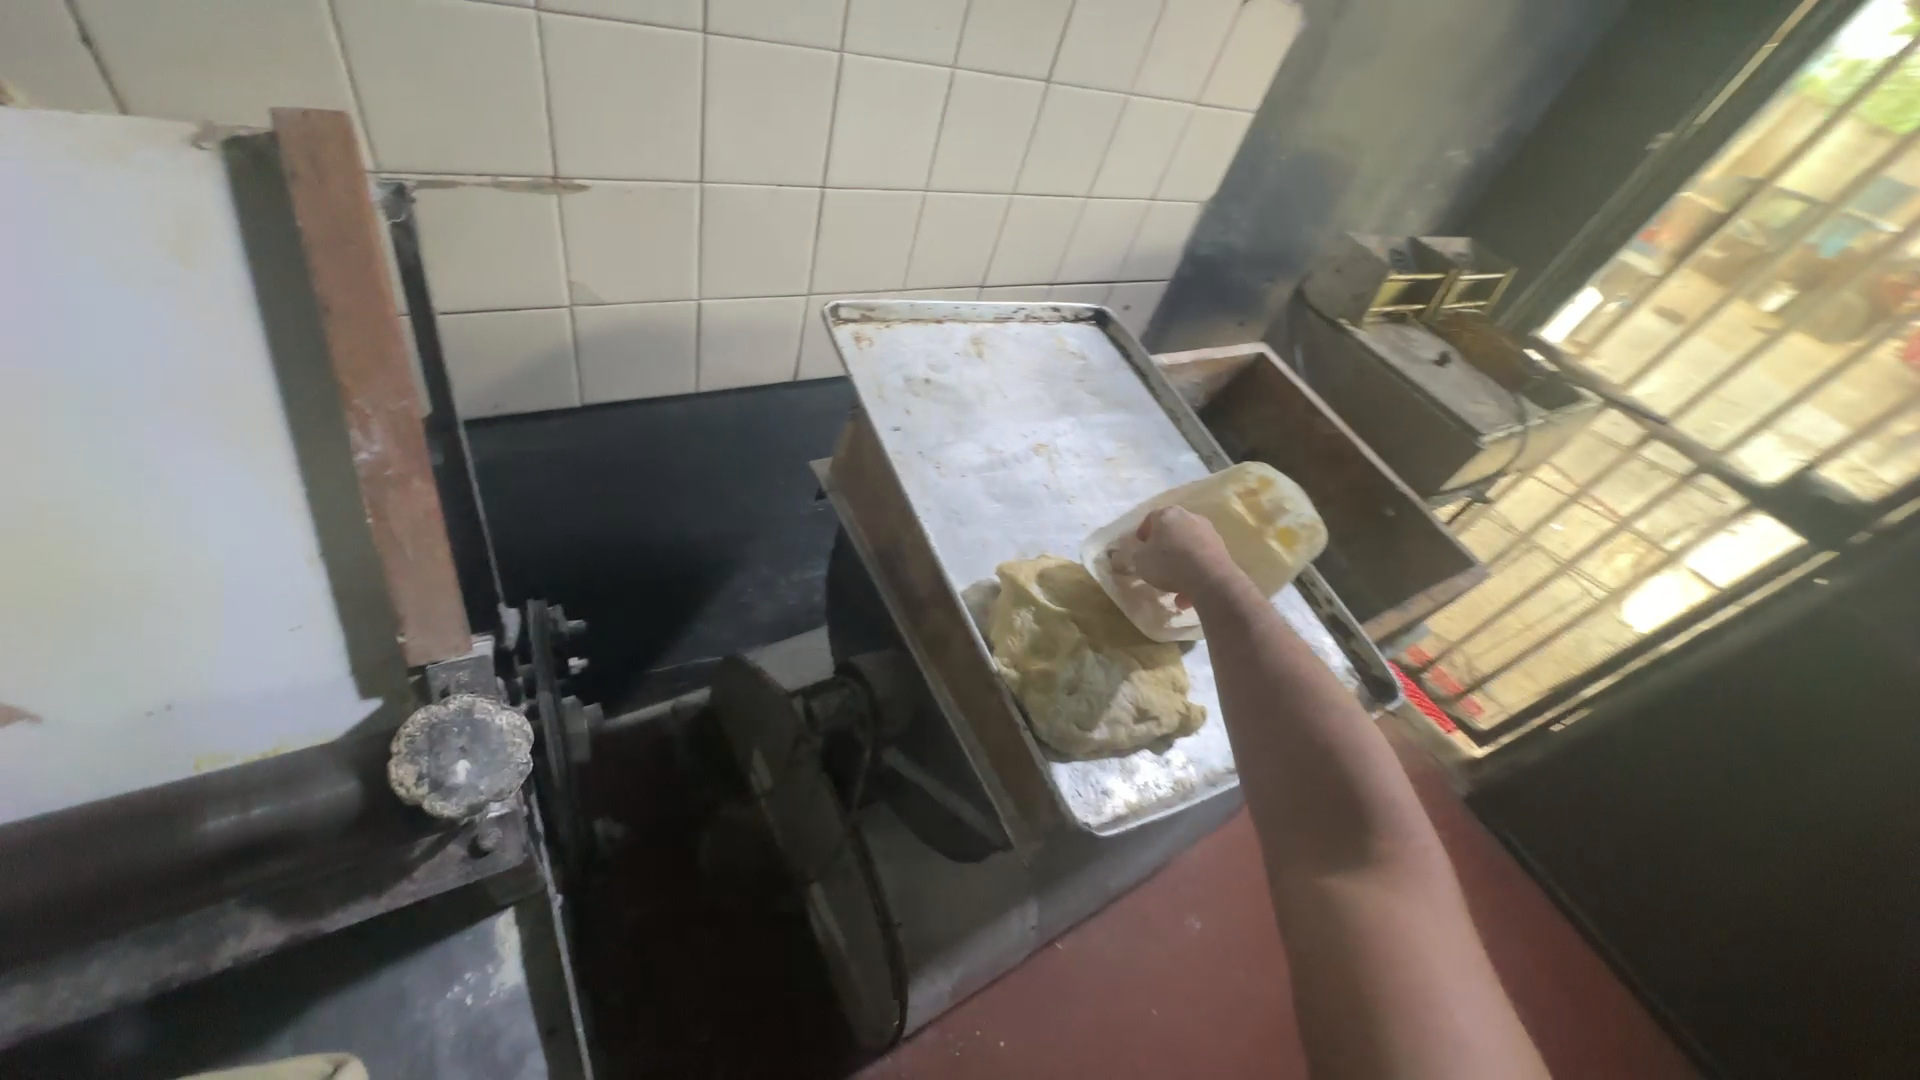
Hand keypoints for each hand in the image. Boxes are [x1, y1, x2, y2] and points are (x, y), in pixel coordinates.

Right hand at [1108, 506, 1234, 608]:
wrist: (1208, 577)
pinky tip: (1186, 594)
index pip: (1151, 518)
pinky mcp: (1221, 549)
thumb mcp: (1141, 561)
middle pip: (1172, 531)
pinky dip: (1193, 574)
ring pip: (1188, 547)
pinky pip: (1200, 560)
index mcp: (1167, 514)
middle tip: (1156, 562)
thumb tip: (1142, 554)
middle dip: (1164, 546)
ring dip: (1180, 563)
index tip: (1140, 546)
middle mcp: (1190, 517)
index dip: (1143, 532)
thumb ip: (1138, 555)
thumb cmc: (1168, 563)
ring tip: (1172, 585)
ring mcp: (1208, 532)